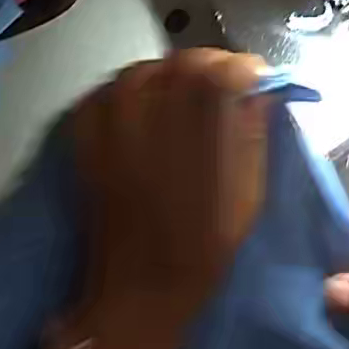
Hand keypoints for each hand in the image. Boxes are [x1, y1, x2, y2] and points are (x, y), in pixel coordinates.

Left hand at [67, 48, 267, 347]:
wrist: (142, 289)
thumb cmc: (208, 238)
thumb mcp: (252, 184)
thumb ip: (255, 127)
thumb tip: (260, 90)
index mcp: (206, 109)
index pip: (235, 66)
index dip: (249, 74)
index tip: (256, 88)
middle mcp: (160, 99)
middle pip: (191, 60)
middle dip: (212, 70)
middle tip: (221, 95)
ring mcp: (117, 114)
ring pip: (151, 69)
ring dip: (172, 78)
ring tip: (182, 103)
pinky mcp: (88, 133)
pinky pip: (110, 92)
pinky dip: (130, 92)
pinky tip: (143, 110)